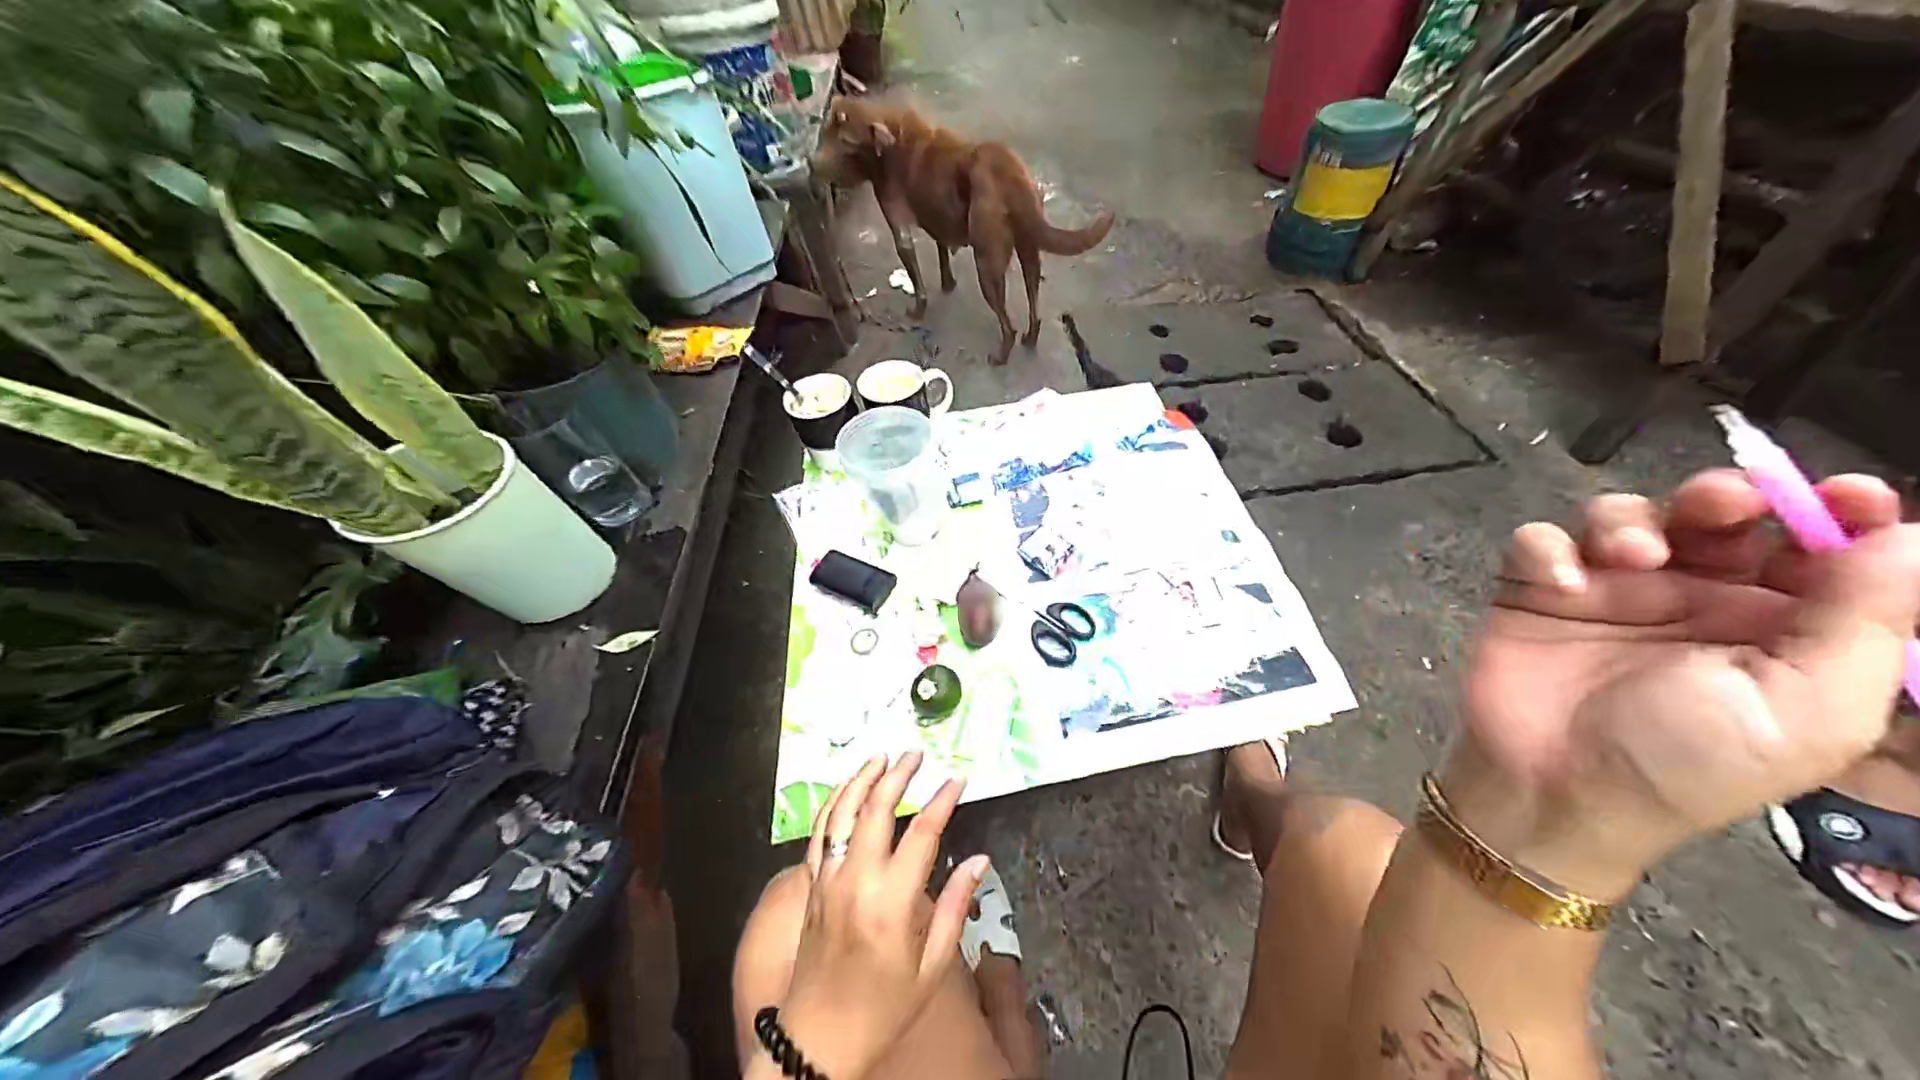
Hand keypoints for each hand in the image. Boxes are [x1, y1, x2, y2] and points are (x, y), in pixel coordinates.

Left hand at [774, 752, 986, 1079]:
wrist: (817, 1040)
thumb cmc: (883, 1008)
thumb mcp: (933, 968)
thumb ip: (956, 907)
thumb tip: (979, 860)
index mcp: (892, 902)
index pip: (922, 834)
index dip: (942, 801)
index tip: (957, 780)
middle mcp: (856, 881)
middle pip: (876, 810)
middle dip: (898, 775)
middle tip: (915, 754)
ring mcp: (828, 879)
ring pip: (842, 813)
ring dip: (861, 779)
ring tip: (881, 757)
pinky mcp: (810, 886)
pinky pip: (818, 833)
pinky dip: (832, 803)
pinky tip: (845, 788)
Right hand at [1445, 469, 1919, 898]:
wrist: (1553, 785)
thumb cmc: (1686, 759)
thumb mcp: (1803, 709)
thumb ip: (1861, 624)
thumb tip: (1907, 536)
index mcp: (1777, 629)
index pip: (1818, 554)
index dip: (1838, 516)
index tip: (1844, 496)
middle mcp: (1694, 599)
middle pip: (1712, 519)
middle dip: (1719, 498)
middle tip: (1716, 503)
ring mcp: (1608, 591)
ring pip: (1624, 518)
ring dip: (1626, 520)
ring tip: (1626, 555)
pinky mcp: (1536, 591)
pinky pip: (1539, 542)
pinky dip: (1547, 548)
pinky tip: (1558, 581)